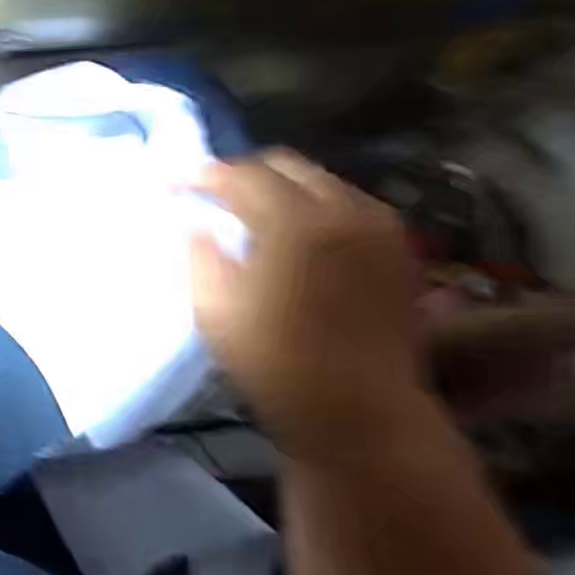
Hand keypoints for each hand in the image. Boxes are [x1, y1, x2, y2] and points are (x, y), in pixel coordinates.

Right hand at [190, 149, 424, 446]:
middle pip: (287, 164)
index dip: (203, 176)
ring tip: (255, 211)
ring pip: (324, 181)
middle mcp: (345, 211)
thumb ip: (201, 257)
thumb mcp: (215, 311)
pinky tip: (301, 233)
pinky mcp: (399, 251)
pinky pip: (353, 205)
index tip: (175, 185)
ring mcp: (380, 229)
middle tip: (214, 193)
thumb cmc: (274, 362)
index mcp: (295, 223)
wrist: (357, 410)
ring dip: (283, 187)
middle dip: (244, 172)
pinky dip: (319, 206)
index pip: (242, 176)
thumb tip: (200, 227)